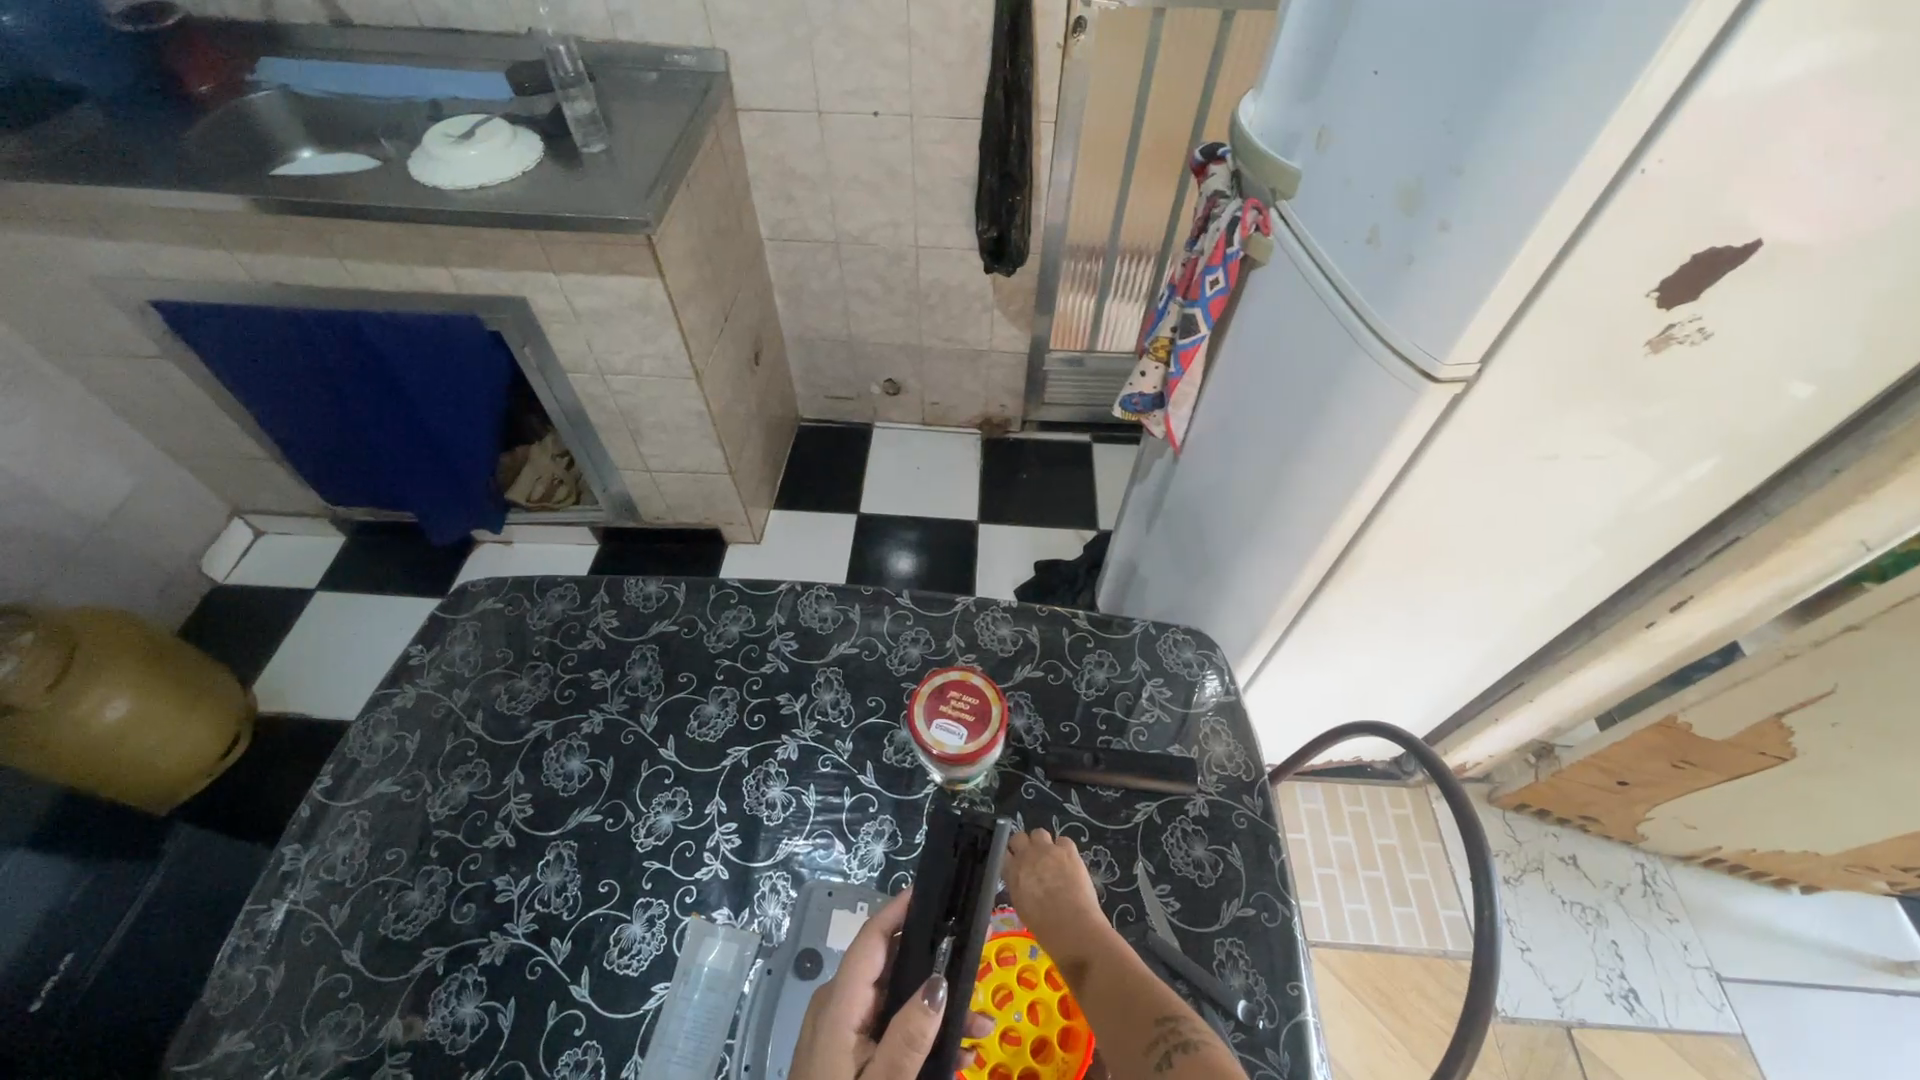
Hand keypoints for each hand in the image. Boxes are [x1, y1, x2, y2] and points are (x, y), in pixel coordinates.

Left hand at [788, 888, 992, 1079]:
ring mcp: (839, 1029)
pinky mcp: (845, 1051)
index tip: (933, 889)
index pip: (871, 940)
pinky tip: (956, 1052)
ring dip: (936, 1009)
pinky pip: (886, 1026)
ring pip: (894, 1000)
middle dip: (936, 968)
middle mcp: (836, 1006)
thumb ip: (910, 1036)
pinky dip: (919, 1032)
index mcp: (838, 1005)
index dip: (899, 909)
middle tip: (980, 970)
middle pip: (890, 968)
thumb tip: (939, 980)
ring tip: (981, 1026)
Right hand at [1003, 830, 1109, 960]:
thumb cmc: (1044, 926)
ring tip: (1051, 858)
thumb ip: (1018, 886)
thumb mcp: (1021, 906)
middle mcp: (1027, 855)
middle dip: (1024, 845)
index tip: (1016, 863)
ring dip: (1043, 843)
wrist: (1072, 925)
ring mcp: (1048, 850)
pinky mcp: (1068, 850)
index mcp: (1012, 872)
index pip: (1003, 852)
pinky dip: (1064, 848)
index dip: (1011, 857)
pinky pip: (1063, 840)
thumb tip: (1023, 880)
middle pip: (1019, 836)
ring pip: (1039, 832)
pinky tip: (1068, 861)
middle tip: (1033, 858)